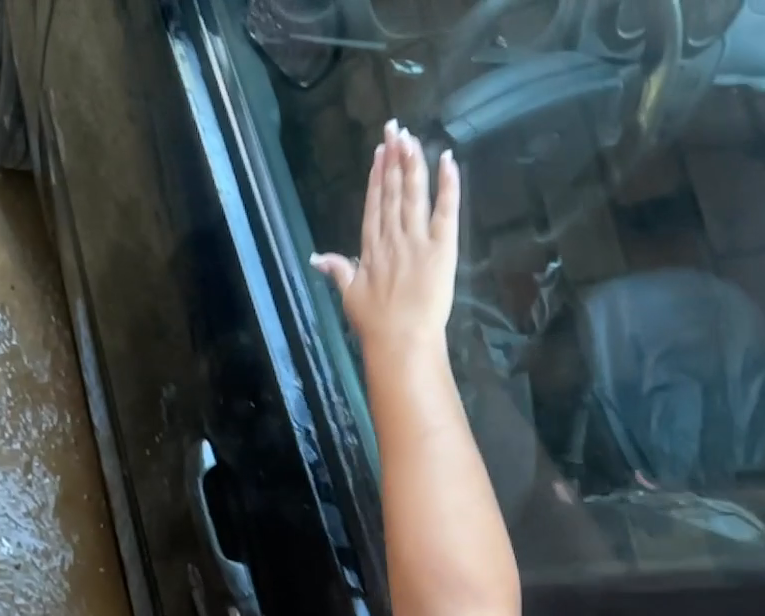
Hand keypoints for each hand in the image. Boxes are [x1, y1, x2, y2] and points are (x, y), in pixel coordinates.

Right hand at [310, 120, 460, 361]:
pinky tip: (447, 160)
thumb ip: (337, 271)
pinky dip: (447, 185)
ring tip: (412, 136)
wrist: (400, 340)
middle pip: (392, 192)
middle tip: (395, 127)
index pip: (374, 206)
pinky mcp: (441, 247)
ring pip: (413, 194)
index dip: (377, 178)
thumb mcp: (349, 297)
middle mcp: (392, 238)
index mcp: (370, 250)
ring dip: (413, 163)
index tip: (379, 153)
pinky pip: (445, 210)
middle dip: (394, 158)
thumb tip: (316, 257)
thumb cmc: (375, 324)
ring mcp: (416, 240)